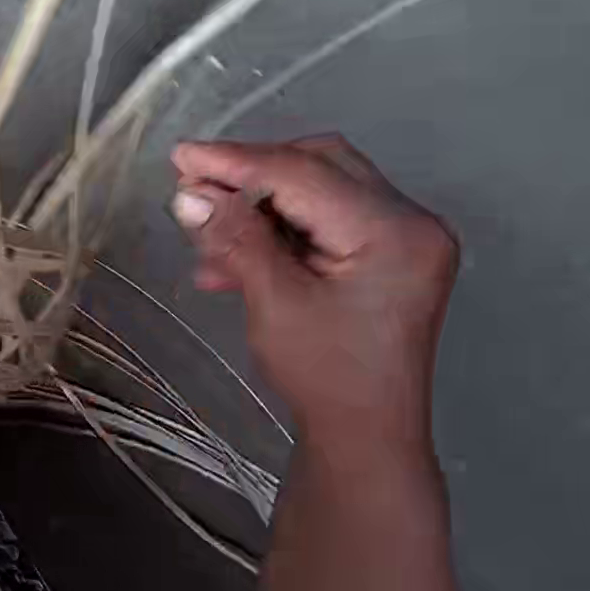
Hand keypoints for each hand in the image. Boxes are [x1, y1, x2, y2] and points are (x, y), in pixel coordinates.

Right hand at [170, 136, 457, 439]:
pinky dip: (274, 234)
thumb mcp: (274, 303)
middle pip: (319, 167)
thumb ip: (235, 240)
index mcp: (394, 230)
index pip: (304, 174)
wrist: (362, 434)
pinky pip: (319, 224)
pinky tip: (230, 262)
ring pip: (315, 192)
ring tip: (207, 235)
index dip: (236, 162)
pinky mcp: (380, 255)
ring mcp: (399, 237)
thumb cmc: (323, 375)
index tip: (181, 156)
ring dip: (257, 208)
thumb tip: (188, 194)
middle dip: (250, 175)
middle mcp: (408, 220)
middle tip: (195, 189)